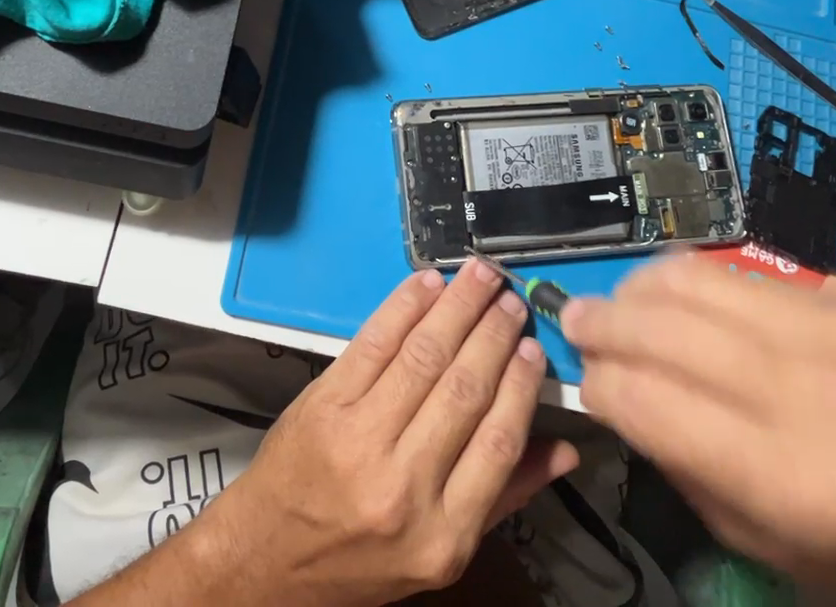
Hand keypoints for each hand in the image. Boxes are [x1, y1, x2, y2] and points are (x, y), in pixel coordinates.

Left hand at [194, 262, 579, 606]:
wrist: (269, 554)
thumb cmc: (361, 557)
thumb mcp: (440, 552)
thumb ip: (503, 497)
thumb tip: (566, 449)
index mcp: (443, 531)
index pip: (498, 441)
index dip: (520, 385)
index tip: (533, 346)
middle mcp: (404, 484)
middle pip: (462, 390)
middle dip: (492, 334)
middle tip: (511, 299)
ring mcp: (359, 438)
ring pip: (421, 359)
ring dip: (455, 309)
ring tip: (479, 277)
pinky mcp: (324, 403)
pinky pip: (372, 344)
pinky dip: (402, 308)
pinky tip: (427, 285)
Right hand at [561, 254, 835, 606]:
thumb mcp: (770, 546)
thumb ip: (682, 461)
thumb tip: (614, 390)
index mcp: (794, 482)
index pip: (649, 401)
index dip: (599, 384)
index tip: (583, 382)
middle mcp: (813, 395)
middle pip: (664, 329)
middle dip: (601, 323)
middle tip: (572, 323)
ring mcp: (835, 336)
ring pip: (692, 281)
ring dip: (635, 289)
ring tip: (615, 306)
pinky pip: (735, 269)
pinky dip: (684, 279)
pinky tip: (669, 297)